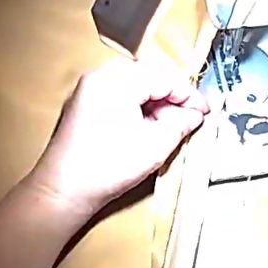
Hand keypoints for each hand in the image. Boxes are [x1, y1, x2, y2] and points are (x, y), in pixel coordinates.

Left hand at [26, 58, 208, 217]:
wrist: (62, 190)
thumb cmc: (107, 167)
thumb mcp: (156, 144)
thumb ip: (180, 123)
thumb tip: (193, 115)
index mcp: (116, 80)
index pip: (163, 78)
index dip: (188, 95)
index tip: (204, 111)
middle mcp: (98, 78)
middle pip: (147, 76)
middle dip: (171, 96)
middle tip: (190, 116)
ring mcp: (87, 91)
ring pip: (132, 86)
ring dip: (155, 102)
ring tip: (170, 125)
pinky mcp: (82, 107)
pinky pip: (117, 96)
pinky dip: (136, 106)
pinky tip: (147, 126)